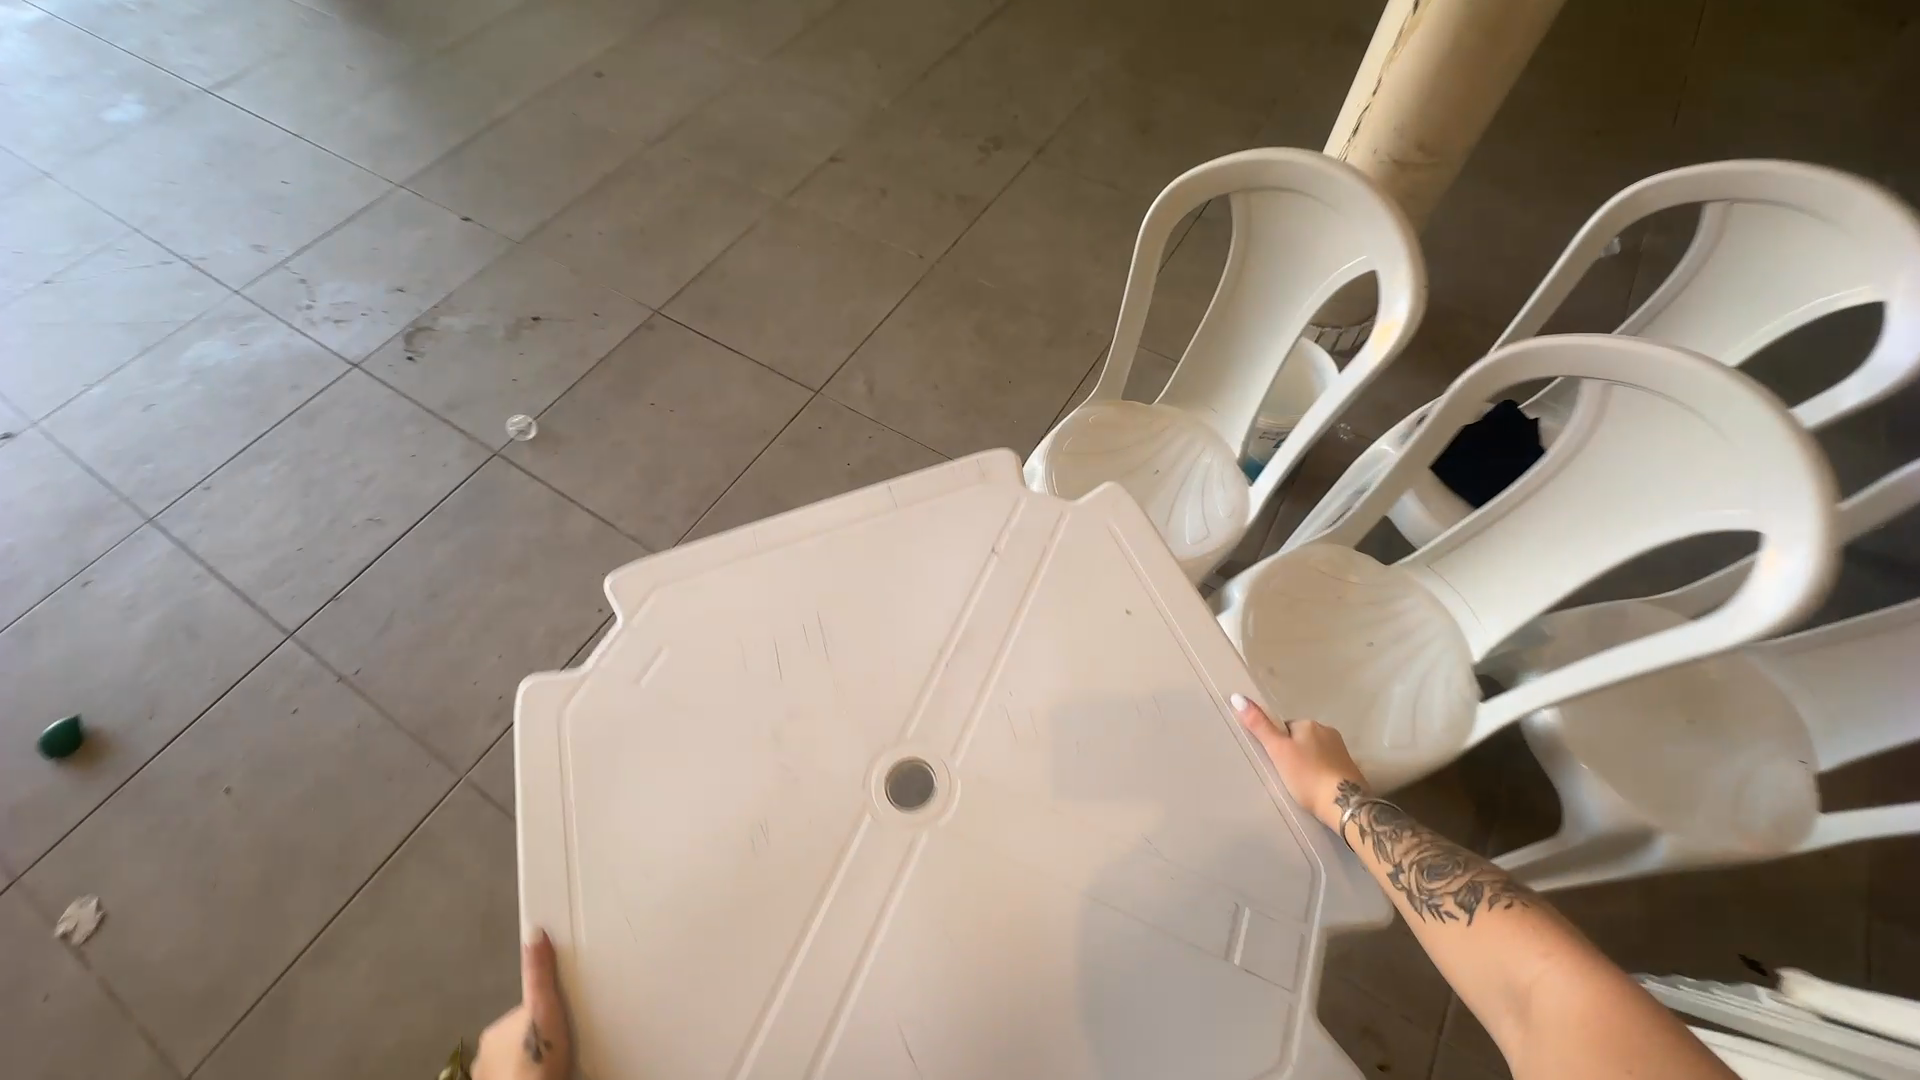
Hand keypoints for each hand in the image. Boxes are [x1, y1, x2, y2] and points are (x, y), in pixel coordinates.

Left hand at [474, 931, 571, 1079]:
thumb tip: (535, 931)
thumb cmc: (537, 1056)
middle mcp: (484, 1055)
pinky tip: (546, 1076)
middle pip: (518, 1037)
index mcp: (494, 1031)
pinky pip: (516, 1078)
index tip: (560, 1023)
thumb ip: (539, 975)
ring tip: (555, 1063)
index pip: (523, 1014)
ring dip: (531, 1060)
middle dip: (536, 1038)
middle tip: (561, 1043)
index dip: (544, 1015)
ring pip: (515, 1062)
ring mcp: (487, 1079)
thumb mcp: (544, 1008)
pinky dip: (528, 1077)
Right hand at [1231, 693, 1368, 830]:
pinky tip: (1316, 786)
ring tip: (1300, 783)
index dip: (1276, 744)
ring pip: (1314, 752)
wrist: (1344, 805)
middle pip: (1300, 739)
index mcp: (1309, 724)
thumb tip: (1237, 696)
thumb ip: (1259, 725)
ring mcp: (1341, 749)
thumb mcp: (1277, 750)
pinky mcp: (1350, 767)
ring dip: (1306, 762)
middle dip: (1292, 752)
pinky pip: (1326, 764)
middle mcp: (1327, 731)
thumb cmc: (1306, 776)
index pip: (1285, 728)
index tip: (1275, 762)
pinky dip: (1319, 772)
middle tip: (1285, 774)